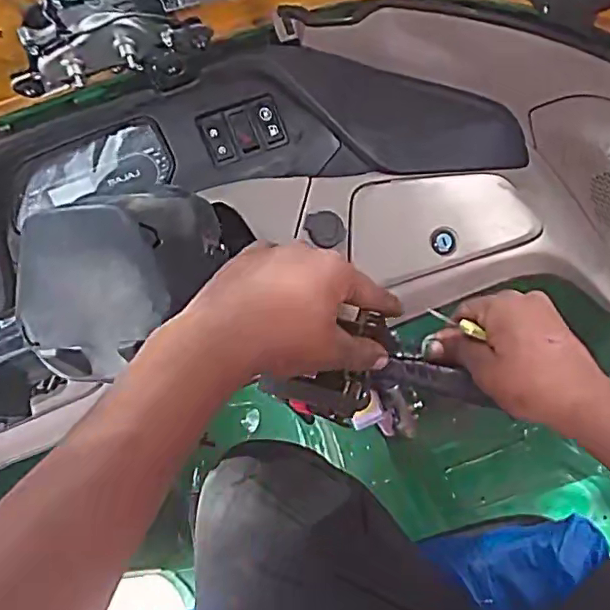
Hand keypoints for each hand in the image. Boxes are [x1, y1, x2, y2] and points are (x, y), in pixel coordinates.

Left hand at [150, 243, 400, 385]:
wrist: (218, 339)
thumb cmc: (272, 338)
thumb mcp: (330, 353)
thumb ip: (360, 352)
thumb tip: (373, 355)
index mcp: (334, 270)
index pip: (371, 290)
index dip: (385, 305)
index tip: (391, 309)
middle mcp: (304, 254)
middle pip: (335, 280)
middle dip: (341, 303)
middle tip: (342, 329)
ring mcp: (272, 255)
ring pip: (301, 275)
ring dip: (307, 296)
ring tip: (301, 327)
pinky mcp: (244, 263)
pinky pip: (271, 276)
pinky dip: (277, 292)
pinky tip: (272, 316)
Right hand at [424, 290, 609, 434]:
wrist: (582, 401)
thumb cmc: (530, 385)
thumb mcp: (484, 370)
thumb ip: (458, 350)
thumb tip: (437, 342)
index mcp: (502, 303)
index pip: (462, 311)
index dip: (451, 336)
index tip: (448, 359)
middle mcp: (524, 298)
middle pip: (486, 314)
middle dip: (476, 338)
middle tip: (474, 370)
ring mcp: (544, 310)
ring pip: (507, 322)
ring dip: (496, 342)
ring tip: (499, 373)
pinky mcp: (557, 325)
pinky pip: (525, 328)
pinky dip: (516, 344)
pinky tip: (519, 369)